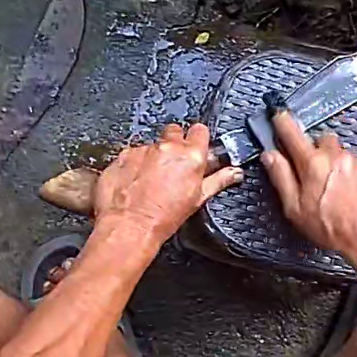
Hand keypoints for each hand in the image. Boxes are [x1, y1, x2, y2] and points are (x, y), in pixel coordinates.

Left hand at [92, 123, 243, 243]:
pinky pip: (132, 154)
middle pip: (175, 132)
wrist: (130, 226)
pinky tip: (135, 182)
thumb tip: (234, 173)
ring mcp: (143, 149)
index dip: (198, 140)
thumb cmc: (163, 217)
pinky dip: (134, 164)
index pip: (200, 130)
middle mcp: (167, 147)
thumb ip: (218, 180)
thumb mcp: (198, 199)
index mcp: (190, 156)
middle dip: (175, 144)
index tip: (195, 149)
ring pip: (153, 144)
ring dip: (154, 156)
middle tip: (173, 165)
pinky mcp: (123, 155)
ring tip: (151, 179)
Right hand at [260, 111, 356, 260]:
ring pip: (334, 151)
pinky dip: (342, 171)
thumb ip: (280, 177)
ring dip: (327, 161)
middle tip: (306, 171)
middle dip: (310, 150)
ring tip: (326, 187)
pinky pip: (348, 162)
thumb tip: (270, 157)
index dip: (282, 121)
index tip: (277, 115)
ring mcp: (352, 161)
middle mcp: (334, 156)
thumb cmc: (331, 226)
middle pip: (317, 139)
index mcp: (312, 163)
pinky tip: (340, 191)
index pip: (291, 132)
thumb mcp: (294, 207)